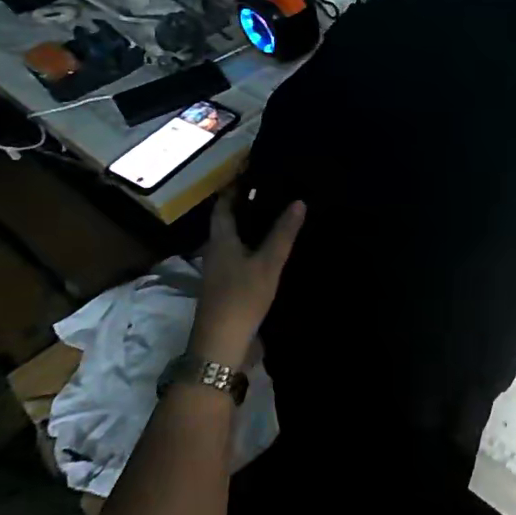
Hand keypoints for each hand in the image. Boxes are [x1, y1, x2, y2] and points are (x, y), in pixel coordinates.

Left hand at [190, 191, 304, 365]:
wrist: (222, 344)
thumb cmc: (242, 297)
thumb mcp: (267, 263)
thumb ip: (282, 233)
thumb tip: (298, 201)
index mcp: (220, 240)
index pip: (224, 206)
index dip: (235, 188)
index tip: (253, 171)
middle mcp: (216, 251)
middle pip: (229, 221)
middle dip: (246, 204)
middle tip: (273, 189)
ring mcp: (221, 271)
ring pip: (235, 239)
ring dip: (251, 225)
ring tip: (277, 213)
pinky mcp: (230, 286)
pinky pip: (242, 256)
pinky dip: (255, 245)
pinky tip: (273, 248)